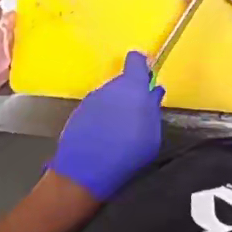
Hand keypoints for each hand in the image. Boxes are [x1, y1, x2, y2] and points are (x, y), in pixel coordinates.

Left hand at [49, 51, 164, 199]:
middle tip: (137, 116)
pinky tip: (104, 138)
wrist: (85, 170)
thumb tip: (153, 91)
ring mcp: (90, 99)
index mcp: (131, 87)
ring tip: (120, 132)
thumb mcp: (152, 134)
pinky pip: (95, 109)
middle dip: (131, 94)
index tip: (147, 79)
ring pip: (108, 96)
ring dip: (115, 106)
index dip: (142, 66)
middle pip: (122, 82)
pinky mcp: (77, 112)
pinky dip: (101, 117)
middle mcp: (109, 87)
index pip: (135, 60)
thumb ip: (152, 108)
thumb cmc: (129, 152)